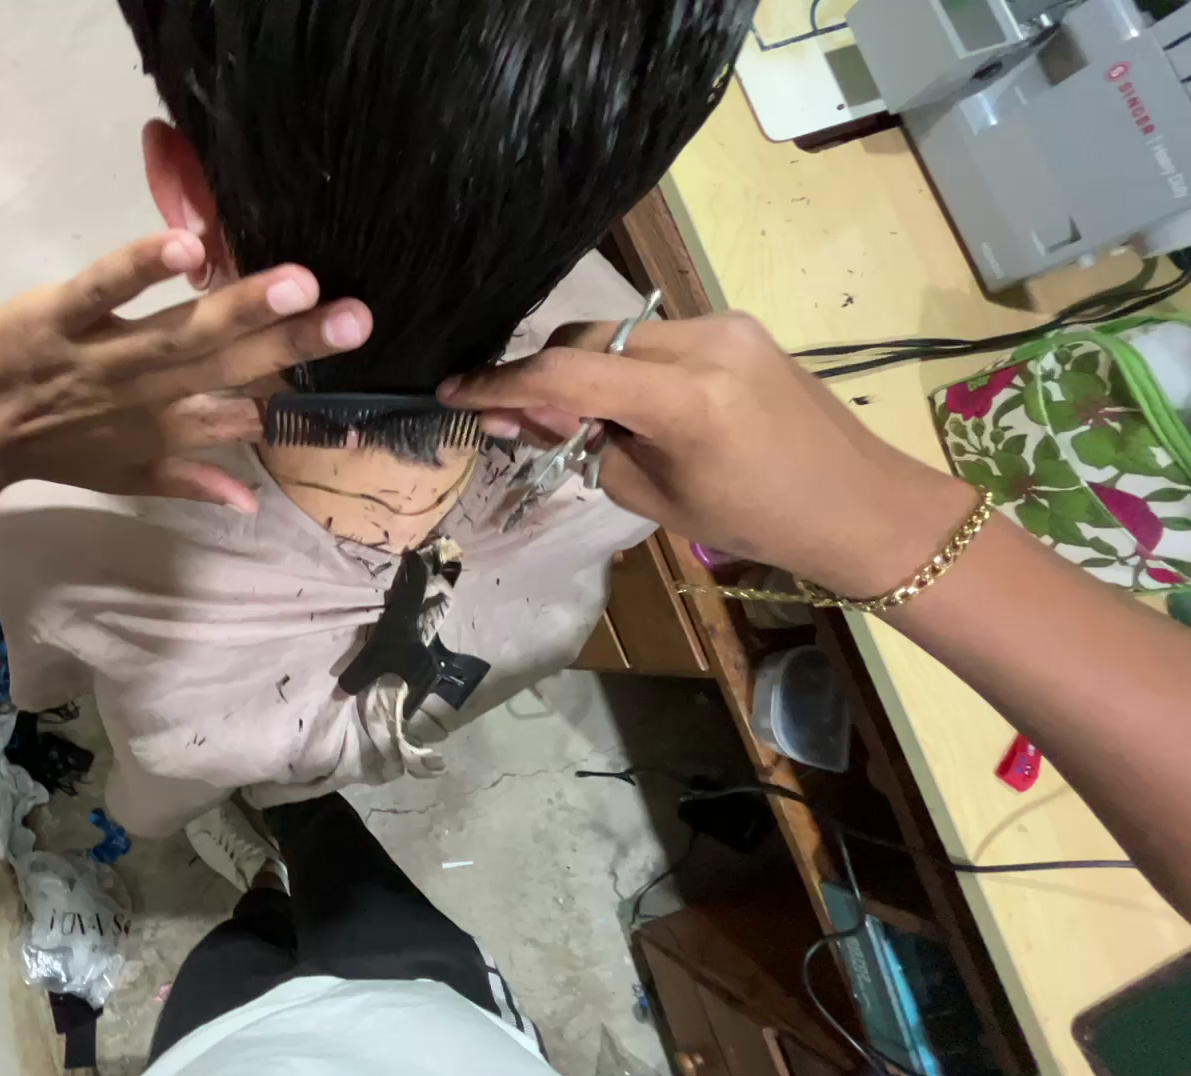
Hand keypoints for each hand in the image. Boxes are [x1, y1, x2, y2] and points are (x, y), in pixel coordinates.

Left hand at [0, 230, 370, 517]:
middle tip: (359, 319)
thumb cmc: (54, 450)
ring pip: (177, 331)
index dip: (299, 413)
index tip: (358, 407)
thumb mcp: (128, 478)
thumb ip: (194, 481)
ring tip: (300, 283)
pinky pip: (101, 290)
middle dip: (294, 343)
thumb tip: (255, 503)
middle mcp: (146, 393)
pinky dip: (140, 269)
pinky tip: (188, 247)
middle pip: (227, 367)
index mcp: (165, 428)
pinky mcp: (55, 317)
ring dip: (238, 308)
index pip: (243, 416)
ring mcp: (101, 354)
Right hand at [438, 313, 977, 596]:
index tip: (452, 392)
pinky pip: (643, 338)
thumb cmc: (747, 519)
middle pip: (579, 340)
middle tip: (512, 420)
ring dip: (572, 371)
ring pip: (607, 335)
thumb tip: (521, 414)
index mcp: (683, 398)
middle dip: (534, 377)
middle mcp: (702, 342)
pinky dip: (611, 366)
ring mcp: (721, 325)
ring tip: (565, 418)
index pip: (563, 374)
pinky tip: (614, 401)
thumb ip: (579, 444)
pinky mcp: (731, 326)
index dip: (497, 383)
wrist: (855, 501)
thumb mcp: (643, 492)